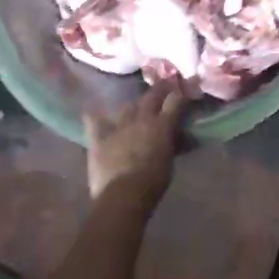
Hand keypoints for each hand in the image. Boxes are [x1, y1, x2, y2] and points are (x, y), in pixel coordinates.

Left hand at [84, 79, 185, 203]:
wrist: (123, 195)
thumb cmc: (153, 182)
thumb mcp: (170, 161)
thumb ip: (175, 144)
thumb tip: (185, 137)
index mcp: (161, 125)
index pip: (175, 101)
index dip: (180, 92)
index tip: (184, 86)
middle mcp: (141, 119)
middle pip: (151, 96)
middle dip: (159, 88)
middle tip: (165, 83)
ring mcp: (118, 126)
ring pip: (127, 107)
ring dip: (134, 105)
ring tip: (136, 105)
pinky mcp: (100, 137)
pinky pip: (95, 121)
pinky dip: (95, 116)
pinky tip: (93, 111)